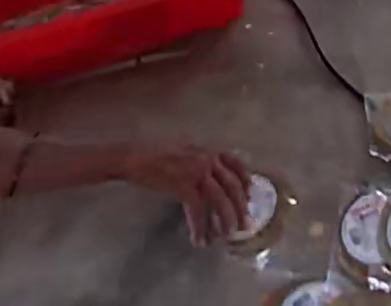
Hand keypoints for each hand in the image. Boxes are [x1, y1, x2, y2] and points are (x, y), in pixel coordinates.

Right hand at [121, 146, 249, 245]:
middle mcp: (209, 159)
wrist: (140, 156)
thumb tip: (212, 177)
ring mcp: (197, 172)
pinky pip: (197, 210)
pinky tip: (199, 239)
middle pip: (231, 185)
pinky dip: (200, 226)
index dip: (245, 180)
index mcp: (211, 150)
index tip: (250, 195)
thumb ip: (203, 160)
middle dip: (240, 206)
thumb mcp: (189, 152)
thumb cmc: (161, 154)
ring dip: (225, 219)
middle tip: (245, 224)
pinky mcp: (184, 185)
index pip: (236, 164)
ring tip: (226, 235)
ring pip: (219, 199)